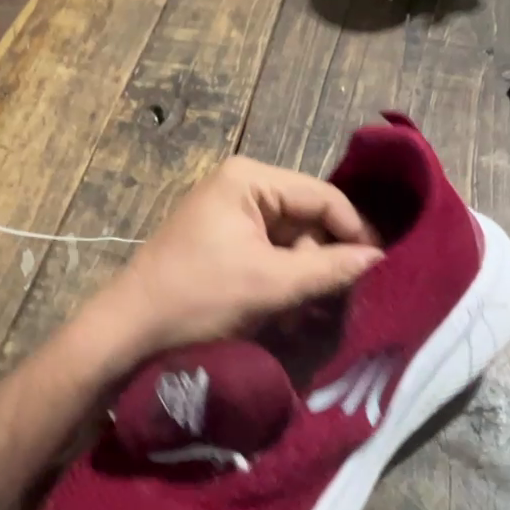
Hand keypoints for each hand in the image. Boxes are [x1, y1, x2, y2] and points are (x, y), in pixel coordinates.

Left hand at [91, 156, 384, 356]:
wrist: (129, 330)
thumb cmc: (199, 297)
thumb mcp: (271, 283)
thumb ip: (329, 268)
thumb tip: (380, 259)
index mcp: (249, 178)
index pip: (323, 195)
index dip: (354, 232)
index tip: (380, 271)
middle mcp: (241, 186)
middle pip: (307, 218)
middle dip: (323, 261)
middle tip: (339, 302)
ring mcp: (229, 214)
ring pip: (291, 242)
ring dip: (303, 279)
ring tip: (305, 316)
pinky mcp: (222, 242)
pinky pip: (269, 256)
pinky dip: (282, 284)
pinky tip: (284, 316)